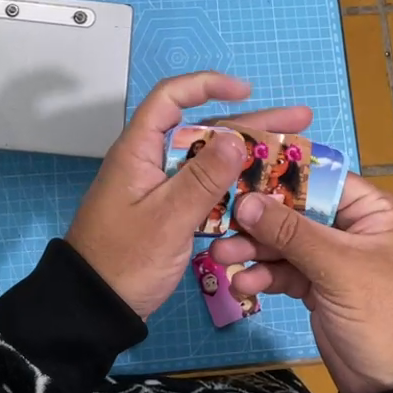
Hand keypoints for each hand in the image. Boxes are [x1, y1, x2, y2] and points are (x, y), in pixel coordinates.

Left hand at [65, 72, 310, 319]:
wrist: (93, 306)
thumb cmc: (125, 259)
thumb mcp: (167, 219)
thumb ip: (202, 178)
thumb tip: (235, 136)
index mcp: (139, 150)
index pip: (171, 98)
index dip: (207, 86)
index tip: (247, 91)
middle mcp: (151, 160)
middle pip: (203, 129)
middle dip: (250, 123)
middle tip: (299, 121)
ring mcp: (161, 186)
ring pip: (208, 160)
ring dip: (248, 155)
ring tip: (294, 151)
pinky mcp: (168, 210)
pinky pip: (205, 188)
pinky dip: (233, 185)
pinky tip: (266, 188)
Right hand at [210, 174, 392, 392]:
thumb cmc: (385, 315)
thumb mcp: (339, 269)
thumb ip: (289, 232)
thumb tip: (244, 201)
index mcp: (372, 212)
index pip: (319, 180)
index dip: (279, 177)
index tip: (236, 175)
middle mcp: (352, 229)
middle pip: (295, 212)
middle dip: (258, 221)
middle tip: (220, 223)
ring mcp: (333, 260)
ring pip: (284, 243)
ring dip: (253, 250)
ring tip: (220, 257)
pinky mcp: (318, 287)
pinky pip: (285, 272)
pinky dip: (264, 276)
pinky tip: (243, 285)